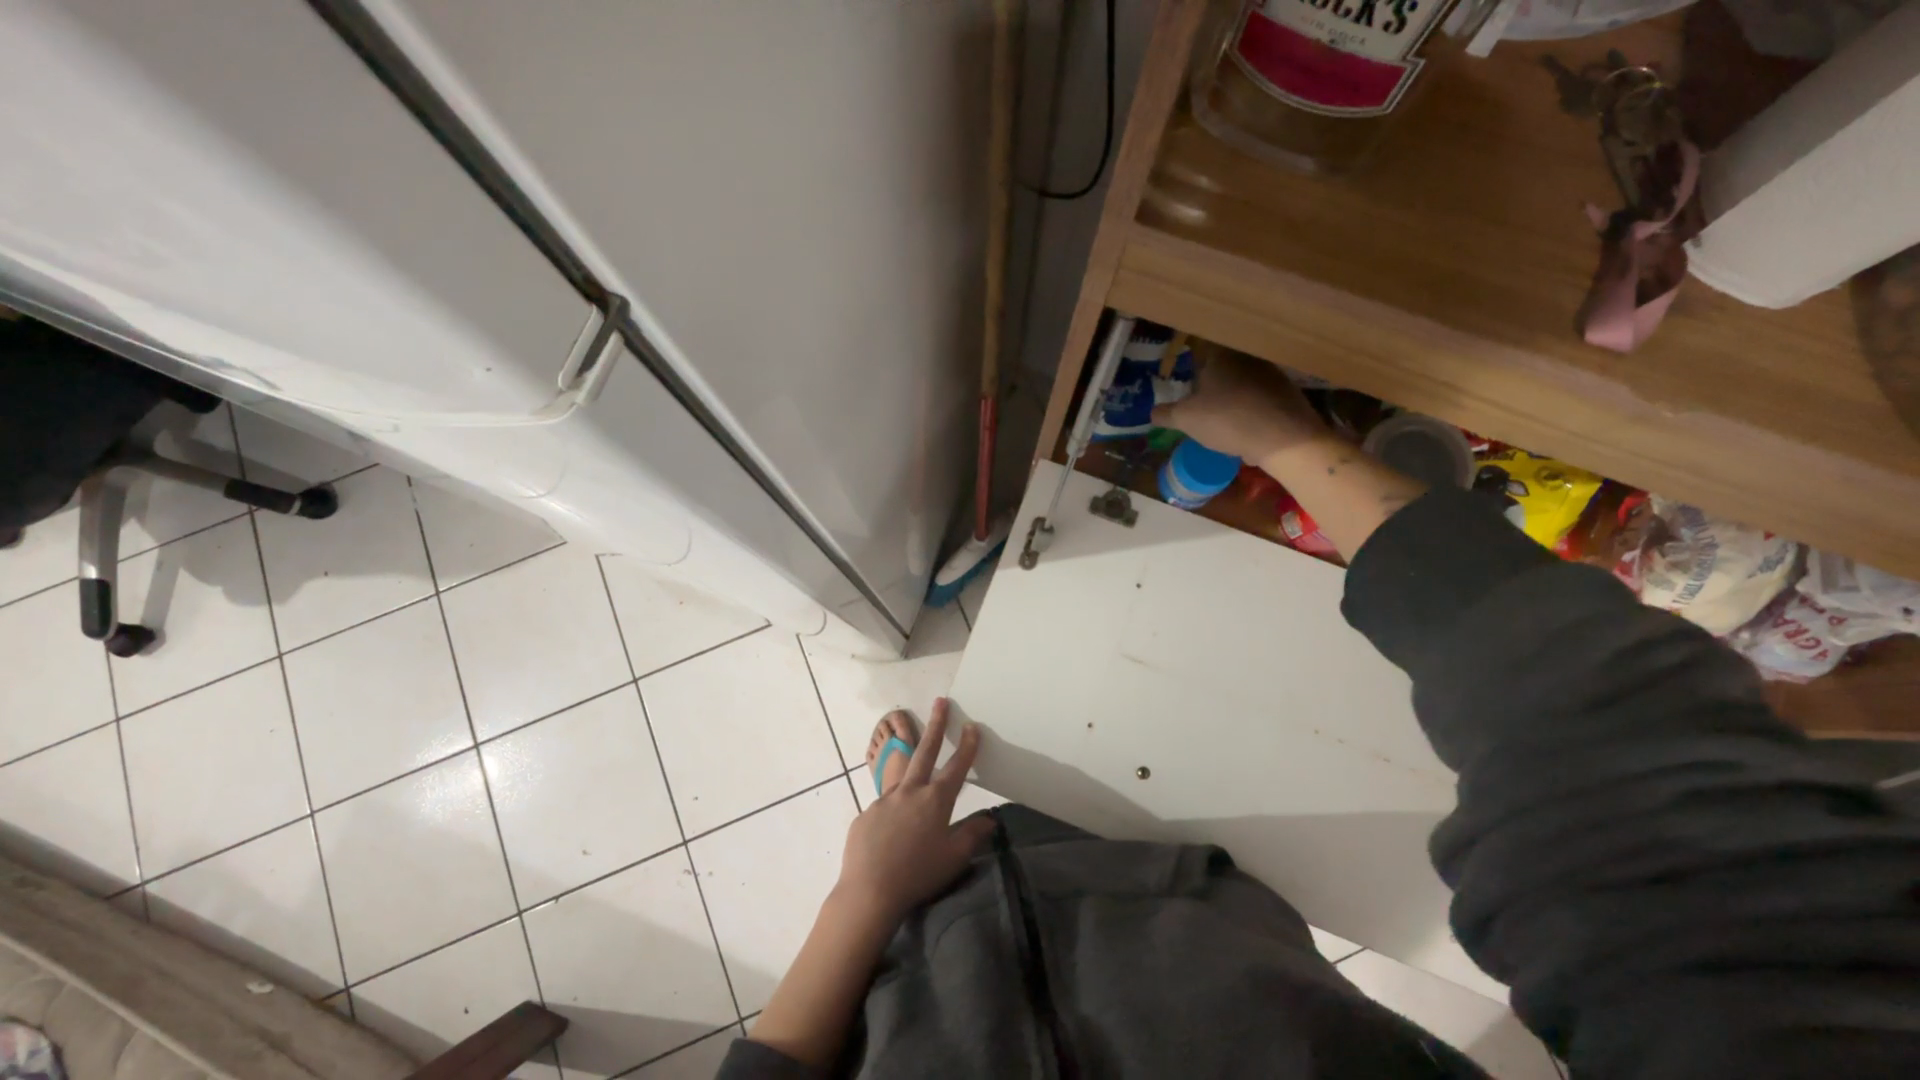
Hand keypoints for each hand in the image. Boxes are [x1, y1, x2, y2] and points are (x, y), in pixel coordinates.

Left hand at [837, 699, 994, 922]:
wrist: (869, 891)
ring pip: (902, 786)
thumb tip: (990, 819)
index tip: (973, 725)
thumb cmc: (919, 874)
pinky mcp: (865, 815)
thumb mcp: (954, 857)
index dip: (968, 747)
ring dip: (911, 788)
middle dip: (936, 726)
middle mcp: (909, 792)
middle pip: (925, 752)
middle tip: (941, 701)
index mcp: (935, 801)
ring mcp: (883, 801)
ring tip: (914, 822)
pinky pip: (884, 812)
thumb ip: (973, 835)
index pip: (956, 767)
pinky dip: (891, 821)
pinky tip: (891, 843)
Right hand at [1151, 351, 1330, 462]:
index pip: (1200, 344)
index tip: (1180, 363)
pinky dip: (1249, 406)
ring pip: (1242, 378)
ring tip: (1218, 410)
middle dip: (1209, 375)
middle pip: (1222, 361)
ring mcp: (1270, 373)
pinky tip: (1243, 424)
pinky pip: (1259, 396)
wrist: (1284, 438)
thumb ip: (1166, 414)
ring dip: (1230, 391)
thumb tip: (1152, 412)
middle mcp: (1246, 356)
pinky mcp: (1286, 392)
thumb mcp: (1186, 420)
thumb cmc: (1228, 420)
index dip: (1188, 352)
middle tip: (1195, 391)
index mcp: (1220, 354)